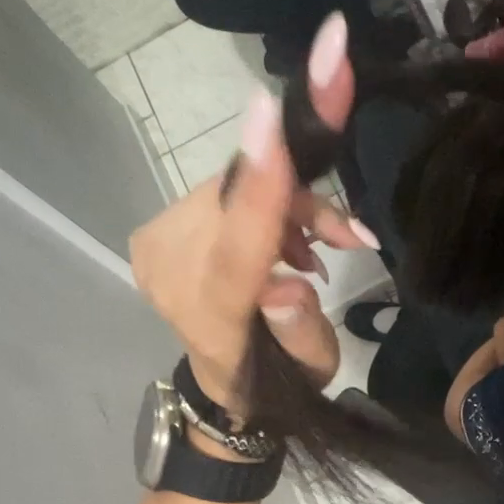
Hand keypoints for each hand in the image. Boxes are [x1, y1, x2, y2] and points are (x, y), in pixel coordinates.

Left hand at [126, 14, 375, 417]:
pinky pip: (218, 195)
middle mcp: (170, 280)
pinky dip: (261, 202)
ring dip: (285, 205)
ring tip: (321, 247)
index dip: (259, 190)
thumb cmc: (279, 384)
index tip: (271, 116)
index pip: (234, 253)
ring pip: (230, 191)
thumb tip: (289, 287)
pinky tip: (287, 239)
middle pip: (237, 205)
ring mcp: (154, 252)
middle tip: (349, 234)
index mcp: (212, 325)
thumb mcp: (310, 372)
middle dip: (299, 202)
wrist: (227, 386)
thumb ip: (300, 334)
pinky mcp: (155, 232)